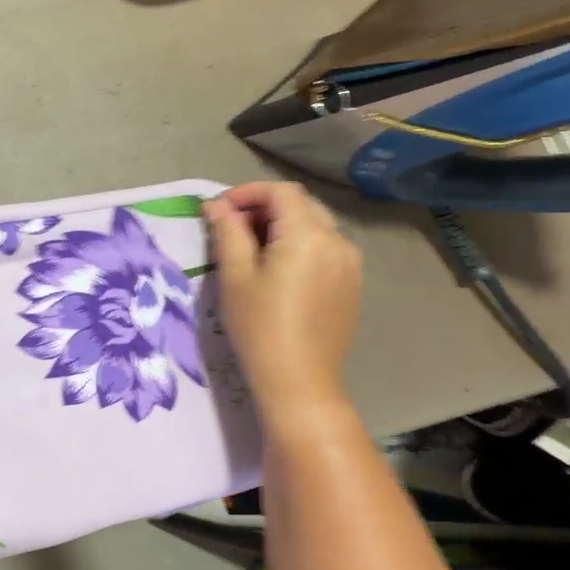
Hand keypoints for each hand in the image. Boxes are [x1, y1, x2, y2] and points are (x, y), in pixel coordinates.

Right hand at [203, 182, 361, 413]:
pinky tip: (275, 270)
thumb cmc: (258, 324)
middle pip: (300, 206)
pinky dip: (297, 245)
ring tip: (249, 250)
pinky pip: (324, 249)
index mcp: (309, 236)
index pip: (281, 192)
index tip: (217, 210)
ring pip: (314, 226)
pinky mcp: (351, 283)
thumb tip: (217, 206)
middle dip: (263, 208)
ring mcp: (350, 264)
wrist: (298, 377)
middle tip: (228, 228)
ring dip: (281, 226)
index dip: (247, 193)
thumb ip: (227, 232)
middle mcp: (338, 242)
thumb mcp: (234, 275)